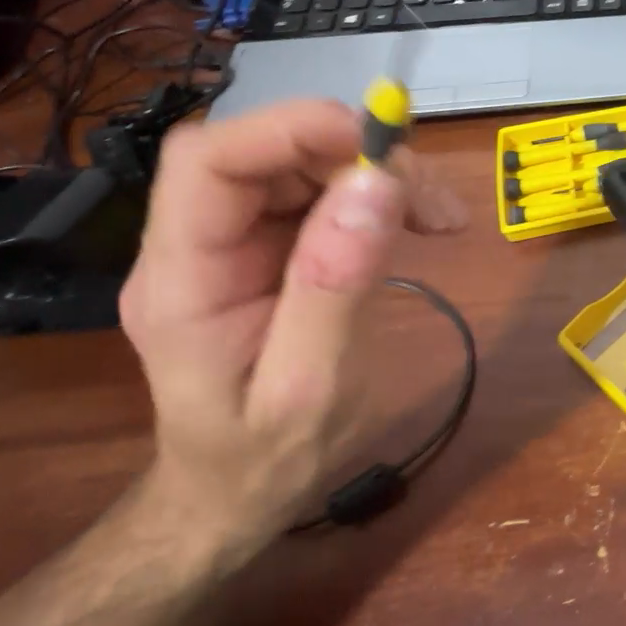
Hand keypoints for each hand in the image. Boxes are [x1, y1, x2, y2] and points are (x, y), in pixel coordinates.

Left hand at [119, 100, 466, 558]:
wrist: (237, 494)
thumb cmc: (267, 458)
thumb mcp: (312, 385)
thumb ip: (337, 284)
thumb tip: (378, 182)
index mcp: (183, 279)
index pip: (209, 163)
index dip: (291, 130)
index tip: (383, 145)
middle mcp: (198, 245)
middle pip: (266, 154)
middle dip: (356, 155)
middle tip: (433, 199)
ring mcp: (235, 243)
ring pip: (304, 165)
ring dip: (381, 174)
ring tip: (442, 217)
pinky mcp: (273, 247)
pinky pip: (325, 193)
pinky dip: (383, 194)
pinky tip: (427, 221)